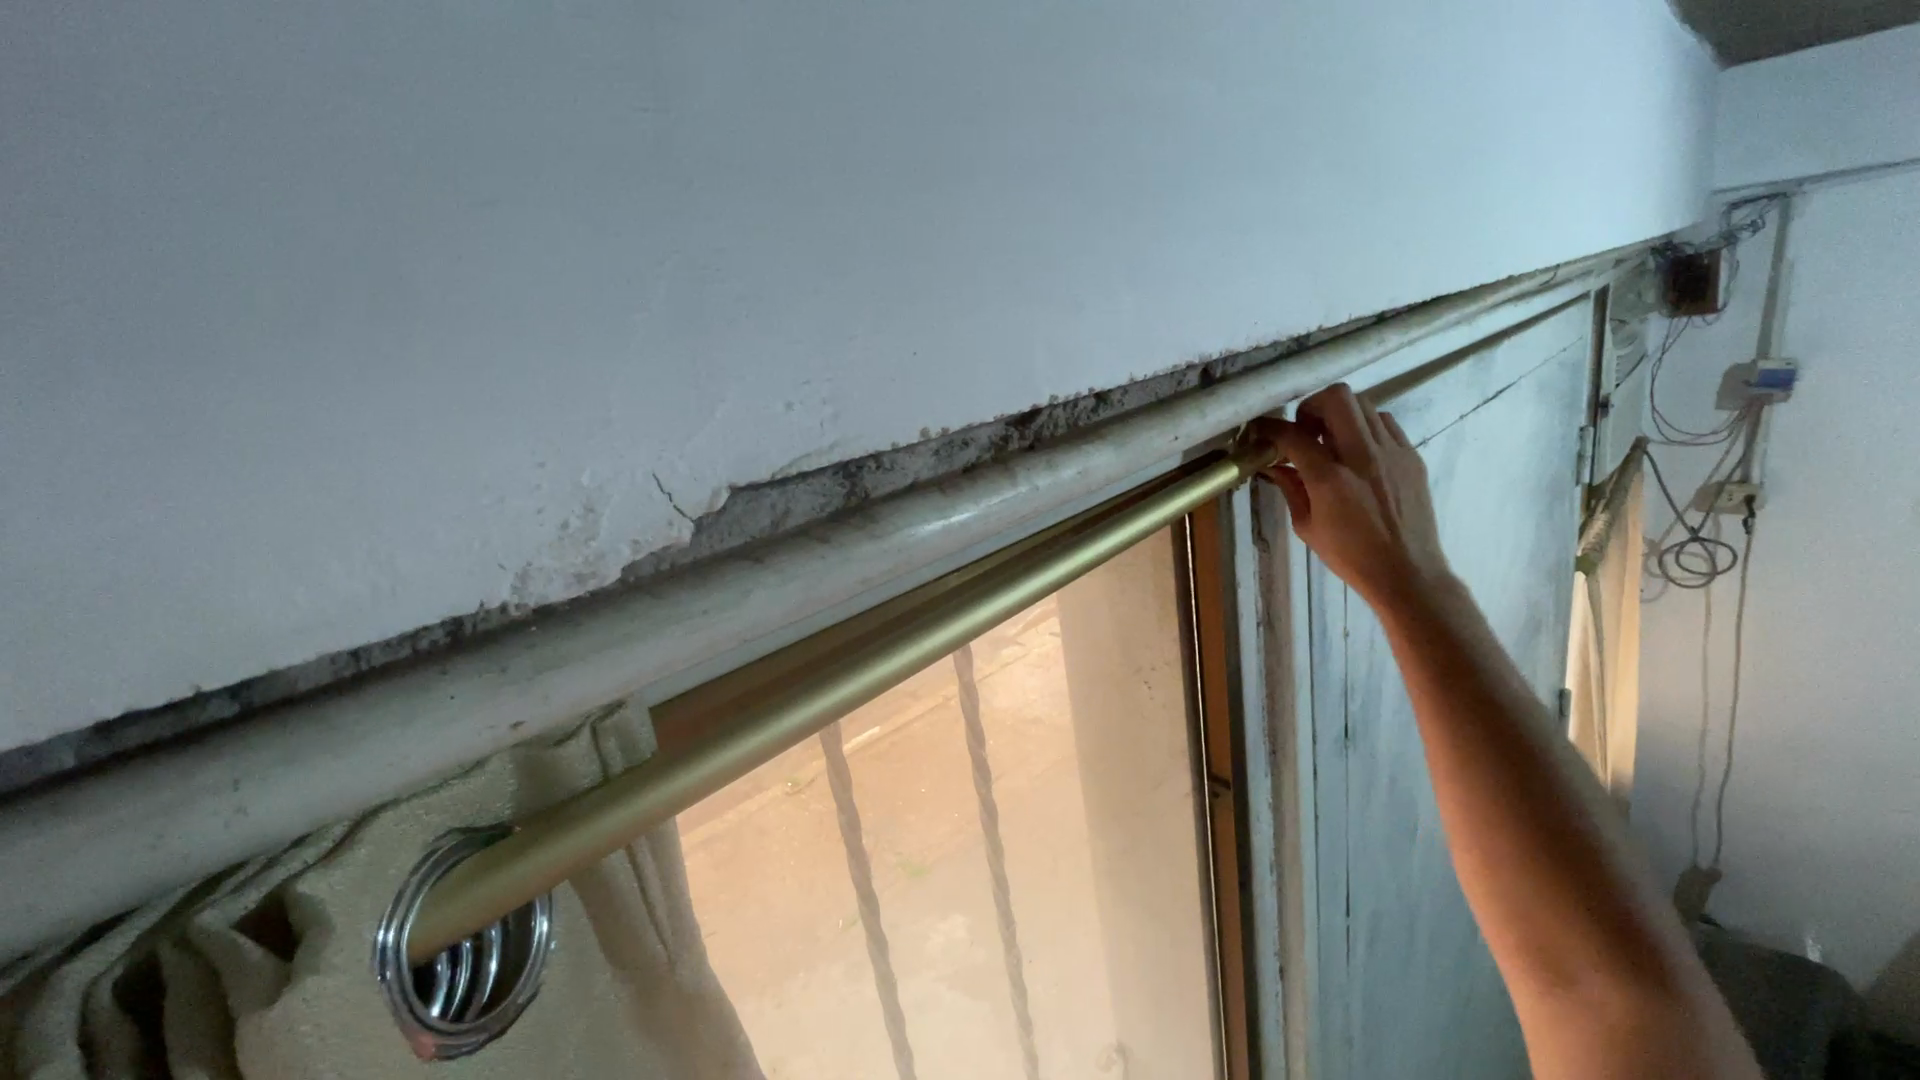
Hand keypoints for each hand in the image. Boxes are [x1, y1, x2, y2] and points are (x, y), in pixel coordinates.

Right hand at [1248, 383, 1451, 606]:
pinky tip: (1358, 452)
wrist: (1407, 572)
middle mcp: (1363, 457)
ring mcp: (1392, 453)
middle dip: (1312, 407)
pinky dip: (1365, 427)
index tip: (1260, 430)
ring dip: (1340, 415)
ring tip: (1332, 441)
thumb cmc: (1350, 556)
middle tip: (1305, 430)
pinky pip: (1385, 423)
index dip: (1271, 428)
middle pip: (1336, 398)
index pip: (1294, 436)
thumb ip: (1291, 489)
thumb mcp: (1307, 527)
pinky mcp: (1411, 456)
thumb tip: (1274, 466)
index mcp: (1330, 480)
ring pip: (1363, 405)